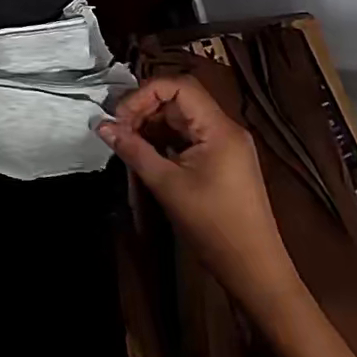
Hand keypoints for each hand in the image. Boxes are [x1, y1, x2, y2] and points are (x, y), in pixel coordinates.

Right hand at [99, 76, 288, 297]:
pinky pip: (190, 135)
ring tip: (128, 140)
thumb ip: (133, 150)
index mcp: (219, 128)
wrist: (255, 269)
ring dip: (153, 123)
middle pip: (181, 98)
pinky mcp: (223, 160)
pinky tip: (147, 152)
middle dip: (146, 107)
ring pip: (183, 117)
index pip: (179, 86)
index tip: (120, 116)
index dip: (144, 93)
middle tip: (119, 128)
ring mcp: (226, 144)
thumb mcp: (167, 185)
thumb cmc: (213, 226)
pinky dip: (166, 138)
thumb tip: (102, 125)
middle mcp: (226, 128)